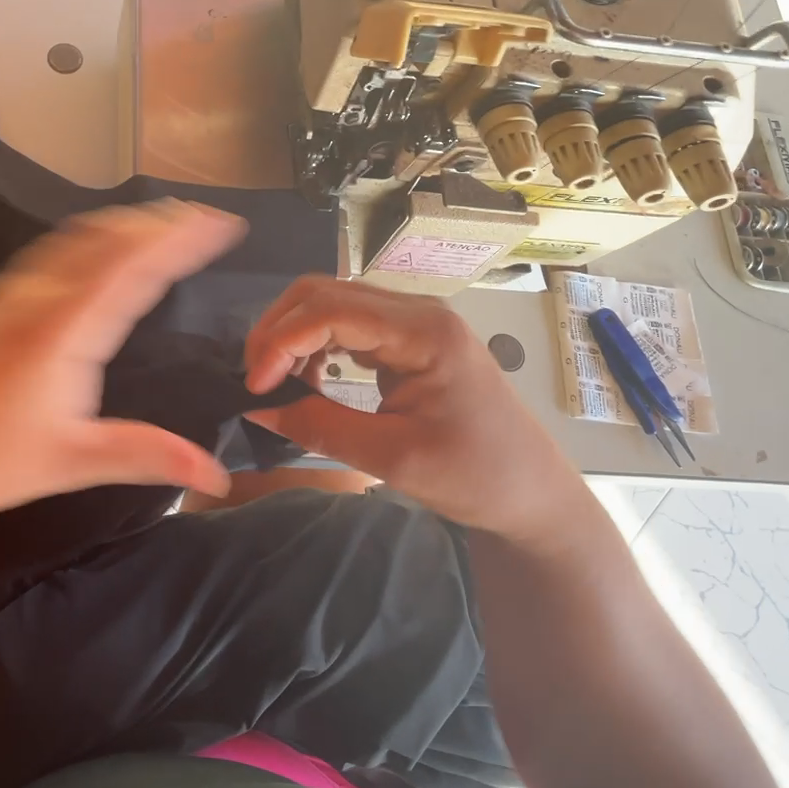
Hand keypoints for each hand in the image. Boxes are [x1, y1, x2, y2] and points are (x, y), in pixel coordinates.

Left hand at [0, 200, 242, 540]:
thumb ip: (143, 456)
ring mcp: (2, 301)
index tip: (219, 222)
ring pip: (68, 243)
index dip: (181, 237)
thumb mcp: (66, 461)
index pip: (134, 264)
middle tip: (194, 218)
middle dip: (154, 221)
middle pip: (102, 239)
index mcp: (63, 330)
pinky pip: (42, 259)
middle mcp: (34, 300)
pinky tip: (78, 261)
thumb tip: (214, 474)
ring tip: (149, 226)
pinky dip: (79, 245)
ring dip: (115, 227)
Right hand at [242, 275, 586, 545]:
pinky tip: (308, 379)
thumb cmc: (475, 476)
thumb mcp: (392, 458)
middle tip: (256, 380)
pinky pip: (345, 324)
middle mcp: (416, 311)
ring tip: (277, 382)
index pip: (329, 310)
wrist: (532, 494)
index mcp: (423, 331)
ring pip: (329, 303)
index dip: (281, 341)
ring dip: (292, 336)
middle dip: (278, 330)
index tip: (256, 388)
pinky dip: (313, 345)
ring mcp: (413, 322)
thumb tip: (256, 407)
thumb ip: (319, 427)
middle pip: (323, 292)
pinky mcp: (407, 339)